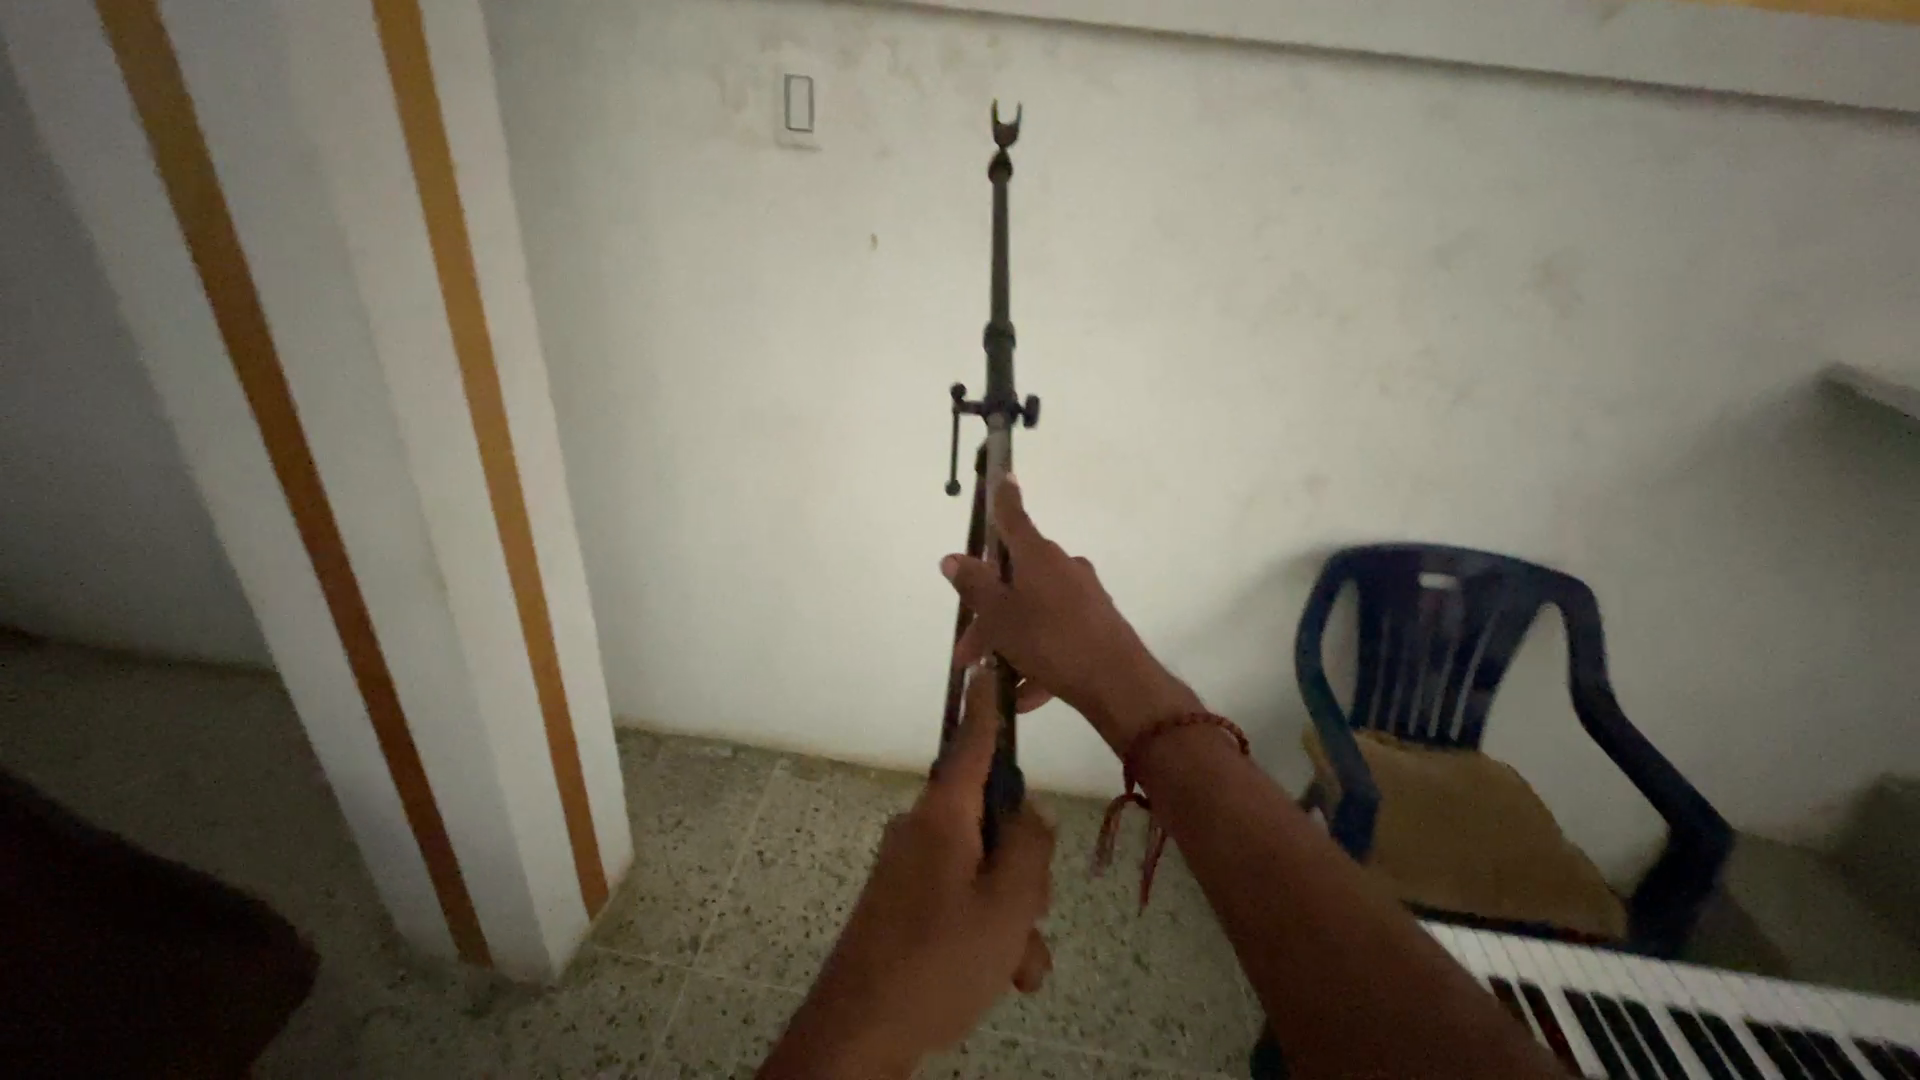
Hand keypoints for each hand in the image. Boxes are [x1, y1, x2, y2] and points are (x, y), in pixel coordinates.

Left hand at [761, 670, 1054, 1078]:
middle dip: (1023, 866)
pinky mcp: (903, 903)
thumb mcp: (1008, 903)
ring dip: (1010, 913)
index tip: (986, 667)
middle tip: (1031, 915)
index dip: (986, 709)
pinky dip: (985, 929)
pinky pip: (958, 898)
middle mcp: (923, 831)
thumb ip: (1030, 848)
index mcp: (944, 817)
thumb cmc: (940, 958)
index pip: (972, 746)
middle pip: (990, 820)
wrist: (860, 1029)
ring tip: (1017, 967)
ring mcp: (909, 868)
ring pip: (982, 869)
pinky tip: (1000, 975)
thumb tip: (1030, 815)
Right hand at [941, 476, 1198, 751]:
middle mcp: (1062, 568)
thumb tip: (953, 557)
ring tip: (997, 682)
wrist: (1118, 683)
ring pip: (1032, 613)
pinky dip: (1037, 661)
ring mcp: (1082, 596)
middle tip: (967, 654)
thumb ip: (974, 586)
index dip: (1003, 498)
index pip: (1013, 517)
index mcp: (1037, 556)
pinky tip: (1027, 695)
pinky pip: (1055, 637)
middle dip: (987, 617)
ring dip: (1009, 643)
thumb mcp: (1000, 616)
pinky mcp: (1096, 624)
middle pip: (1014, 581)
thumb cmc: (1051, 641)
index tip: (1003, 474)